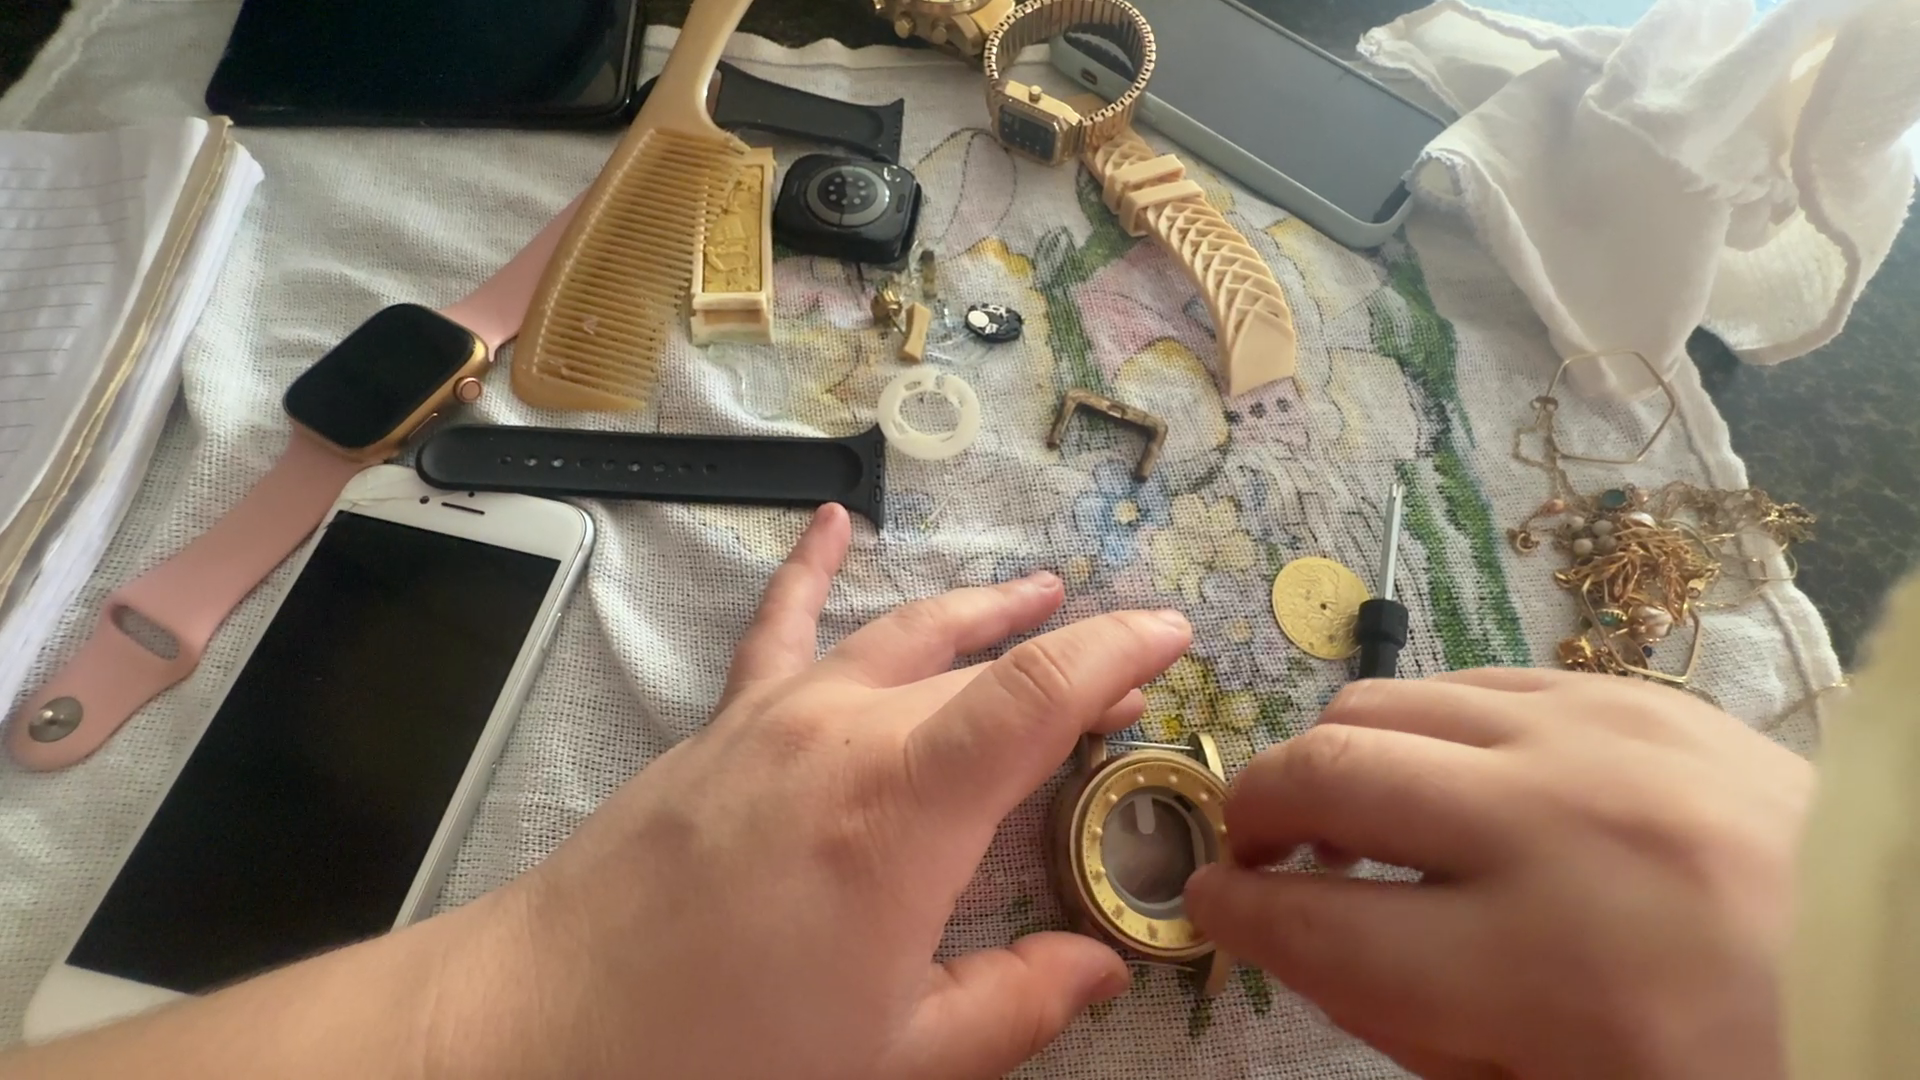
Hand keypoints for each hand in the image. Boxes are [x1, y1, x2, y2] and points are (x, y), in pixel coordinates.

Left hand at [437, 503, 1193, 1079]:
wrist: (548, 1022)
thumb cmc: (724, 1050)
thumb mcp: (896, 1053)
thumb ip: (1017, 1004)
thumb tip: (1104, 966)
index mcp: (906, 808)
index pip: (1037, 693)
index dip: (1116, 650)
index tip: (1171, 633)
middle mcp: (852, 728)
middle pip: (986, 665)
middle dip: (1068, 664)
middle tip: (1120, 684)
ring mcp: (787, 708)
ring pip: (910, 632)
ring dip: (984, 611)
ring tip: (1038, 591)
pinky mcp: (735, 714)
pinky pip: (781, 621)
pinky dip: (813, 564)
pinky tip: (834, 520)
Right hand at [1184, 669, 1812, 1079]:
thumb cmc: (1742, 1071)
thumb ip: (1405, 1025)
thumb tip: (1294, 931)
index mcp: (1567, 982)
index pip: (1323, 925)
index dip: (1239, 911)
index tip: (1210, 898)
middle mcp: (1569, 831)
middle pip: (1326, 773)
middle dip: (1252, 808)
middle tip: (1252, 844)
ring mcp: (1596, 735)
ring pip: (1370, 705)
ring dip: (1324, 760)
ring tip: (1343, 811)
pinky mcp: (1619, 688)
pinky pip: (1451, 684)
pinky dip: (1410, 733)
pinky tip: (1439, 781)